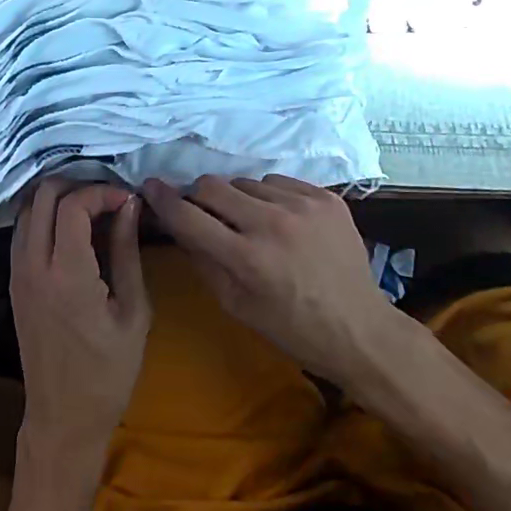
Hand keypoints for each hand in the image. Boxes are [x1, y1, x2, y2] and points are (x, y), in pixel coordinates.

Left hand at [10, 179, 149, 453]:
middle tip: (110, 200)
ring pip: (29, 208)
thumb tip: (130, 204)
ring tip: (94, 211)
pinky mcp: (13, 281)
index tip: (128, 202)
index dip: (103, 192)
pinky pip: (24, 229)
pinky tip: (73, 230)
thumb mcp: (133, 311)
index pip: (73, 204)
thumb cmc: (108, 371)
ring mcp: (17, 273)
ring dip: (59, 198)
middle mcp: (33, 266)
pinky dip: (46, 216)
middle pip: (43, 195)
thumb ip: (128, 251)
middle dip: (79, 185)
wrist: (63, 418)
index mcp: (66, 275)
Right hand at [143, 175, 399, 383]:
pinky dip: (272, 198)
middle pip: (214, 185)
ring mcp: (304, 206)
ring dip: (240, 199)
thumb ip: (203, 261)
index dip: (163, 199)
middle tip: (207, 214)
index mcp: (247, 258)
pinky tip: (284, 222)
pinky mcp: (326, 198)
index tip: (150, 186)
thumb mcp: (237, 306)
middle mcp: (273, 223)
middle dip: (201, 197)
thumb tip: (179, 224)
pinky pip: (280, 182)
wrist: (360, 328)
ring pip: (247, 182)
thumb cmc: (292, 328)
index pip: (190, 217)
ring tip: (255, 225)